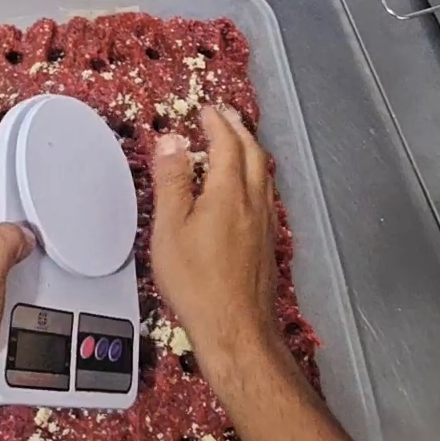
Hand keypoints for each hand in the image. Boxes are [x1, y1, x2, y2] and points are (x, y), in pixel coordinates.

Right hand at [150, 105, 282, 370]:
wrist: (237, 331)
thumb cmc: (196, 281)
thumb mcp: (171, 229)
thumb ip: (172, 182)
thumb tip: (172, 140)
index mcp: (229, 193)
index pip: (227, 144)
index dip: (217, 123)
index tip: (207, 109)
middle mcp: (254, 201)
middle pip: (253, 153)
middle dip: (238, 129)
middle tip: (223, 115)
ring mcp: (266, 223)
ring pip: (263, 173)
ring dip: (250, 149)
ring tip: (235, 141)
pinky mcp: (268, 242)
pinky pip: (265, 192)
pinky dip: (254, 173)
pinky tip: (245, 187)